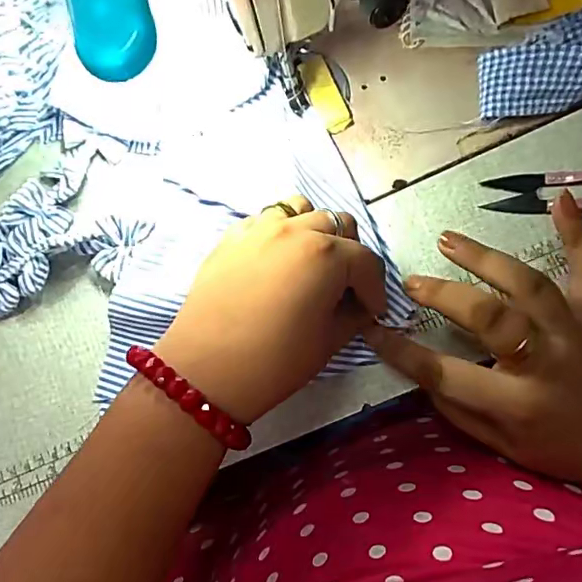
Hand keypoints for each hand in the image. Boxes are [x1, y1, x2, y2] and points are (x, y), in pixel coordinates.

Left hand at [154, 196, 386, 421]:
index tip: (372, 310)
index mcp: (326, 253)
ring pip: (300, 210)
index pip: (366, 262)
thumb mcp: (329, 341)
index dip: (375, 289)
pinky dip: (279, 232)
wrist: (206, 371)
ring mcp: (259, 229)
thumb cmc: (275, 361)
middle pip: (337, 225)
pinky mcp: (231, 238)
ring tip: (311, 263)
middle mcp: (295, 230)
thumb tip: (360, 305)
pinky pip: (264, 220)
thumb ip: (353, 314)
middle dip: (349, 254)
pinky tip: (276, 262)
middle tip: (344, 287)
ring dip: (315, 231)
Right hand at [364, 193, 581, 493]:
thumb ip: (460, 411)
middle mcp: (545, 360)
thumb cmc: (565, 448)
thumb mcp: (505, 447)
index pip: (447, 375)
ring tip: (448, 239)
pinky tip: (559, 198)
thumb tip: (422, 372)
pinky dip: (577, 232)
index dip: (404, 353)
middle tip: (411, 281)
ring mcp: (574, 330)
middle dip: (443, 295)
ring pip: (528, 283)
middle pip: (488, 317)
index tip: (374, 331)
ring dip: (485, 257)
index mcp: (517, 402)